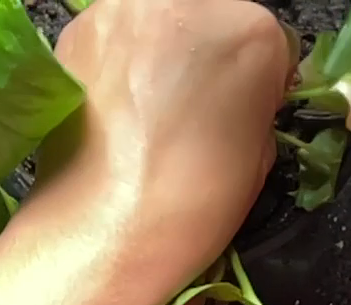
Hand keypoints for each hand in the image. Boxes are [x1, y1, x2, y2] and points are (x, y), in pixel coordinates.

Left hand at [19, 0, 292, 304]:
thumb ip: (256, 112)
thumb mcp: (255, 166)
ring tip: (154, 119)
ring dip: (164, 58)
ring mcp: (124, 9)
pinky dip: (123, 67)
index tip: (246, 114)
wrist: (100, 235)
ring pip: (162, 22)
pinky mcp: (78, 29)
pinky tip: (121, 117)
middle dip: (209, 60)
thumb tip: (243, 102)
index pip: (272, 41)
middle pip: (213, 19)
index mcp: (249, 35)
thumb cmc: (182, 212)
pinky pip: (117, 39)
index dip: (261, 83)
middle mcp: (186, 2)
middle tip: (197, 116)